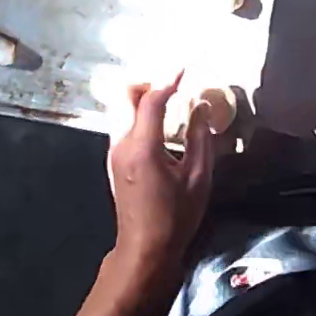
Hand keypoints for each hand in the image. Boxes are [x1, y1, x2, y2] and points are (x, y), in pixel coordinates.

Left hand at [105, 72, 214, 289]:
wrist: (145, 247)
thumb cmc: (176, 216)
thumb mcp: (198, 178)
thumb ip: (200, 138)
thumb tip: (201, 106)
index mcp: (143, 147)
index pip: (152, 100)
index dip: (169, 79)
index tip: (185, 67)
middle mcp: (122, 144)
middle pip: (125, 95)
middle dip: (148, 82)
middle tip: (173, 85)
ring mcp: (113, 152)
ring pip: (120, 108)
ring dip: (141, 97)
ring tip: (167, 101)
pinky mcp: (114, 160)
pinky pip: (121, 123)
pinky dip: (137, 114)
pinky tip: (157, 124)